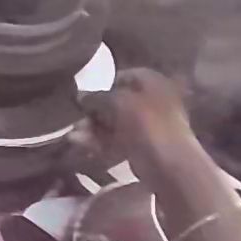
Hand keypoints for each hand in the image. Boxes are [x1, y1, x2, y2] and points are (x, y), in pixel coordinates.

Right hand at [77, 68, 198, 181]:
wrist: (168, 164)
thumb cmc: (146, 124)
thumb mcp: (116, 103)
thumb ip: (96, 98)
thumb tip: (80, 97)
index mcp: (153, 82)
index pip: (123, 77)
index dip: (102, 86)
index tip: (85, 98)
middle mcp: (151, 100)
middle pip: (115, 103)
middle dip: (93, 112)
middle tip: (76, 121)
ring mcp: (147, 125)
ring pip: (113, 124)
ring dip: (92, 129)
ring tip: (73, 136)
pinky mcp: (140, 146)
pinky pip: (115, 140)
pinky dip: (98, 142)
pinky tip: (81, 144)